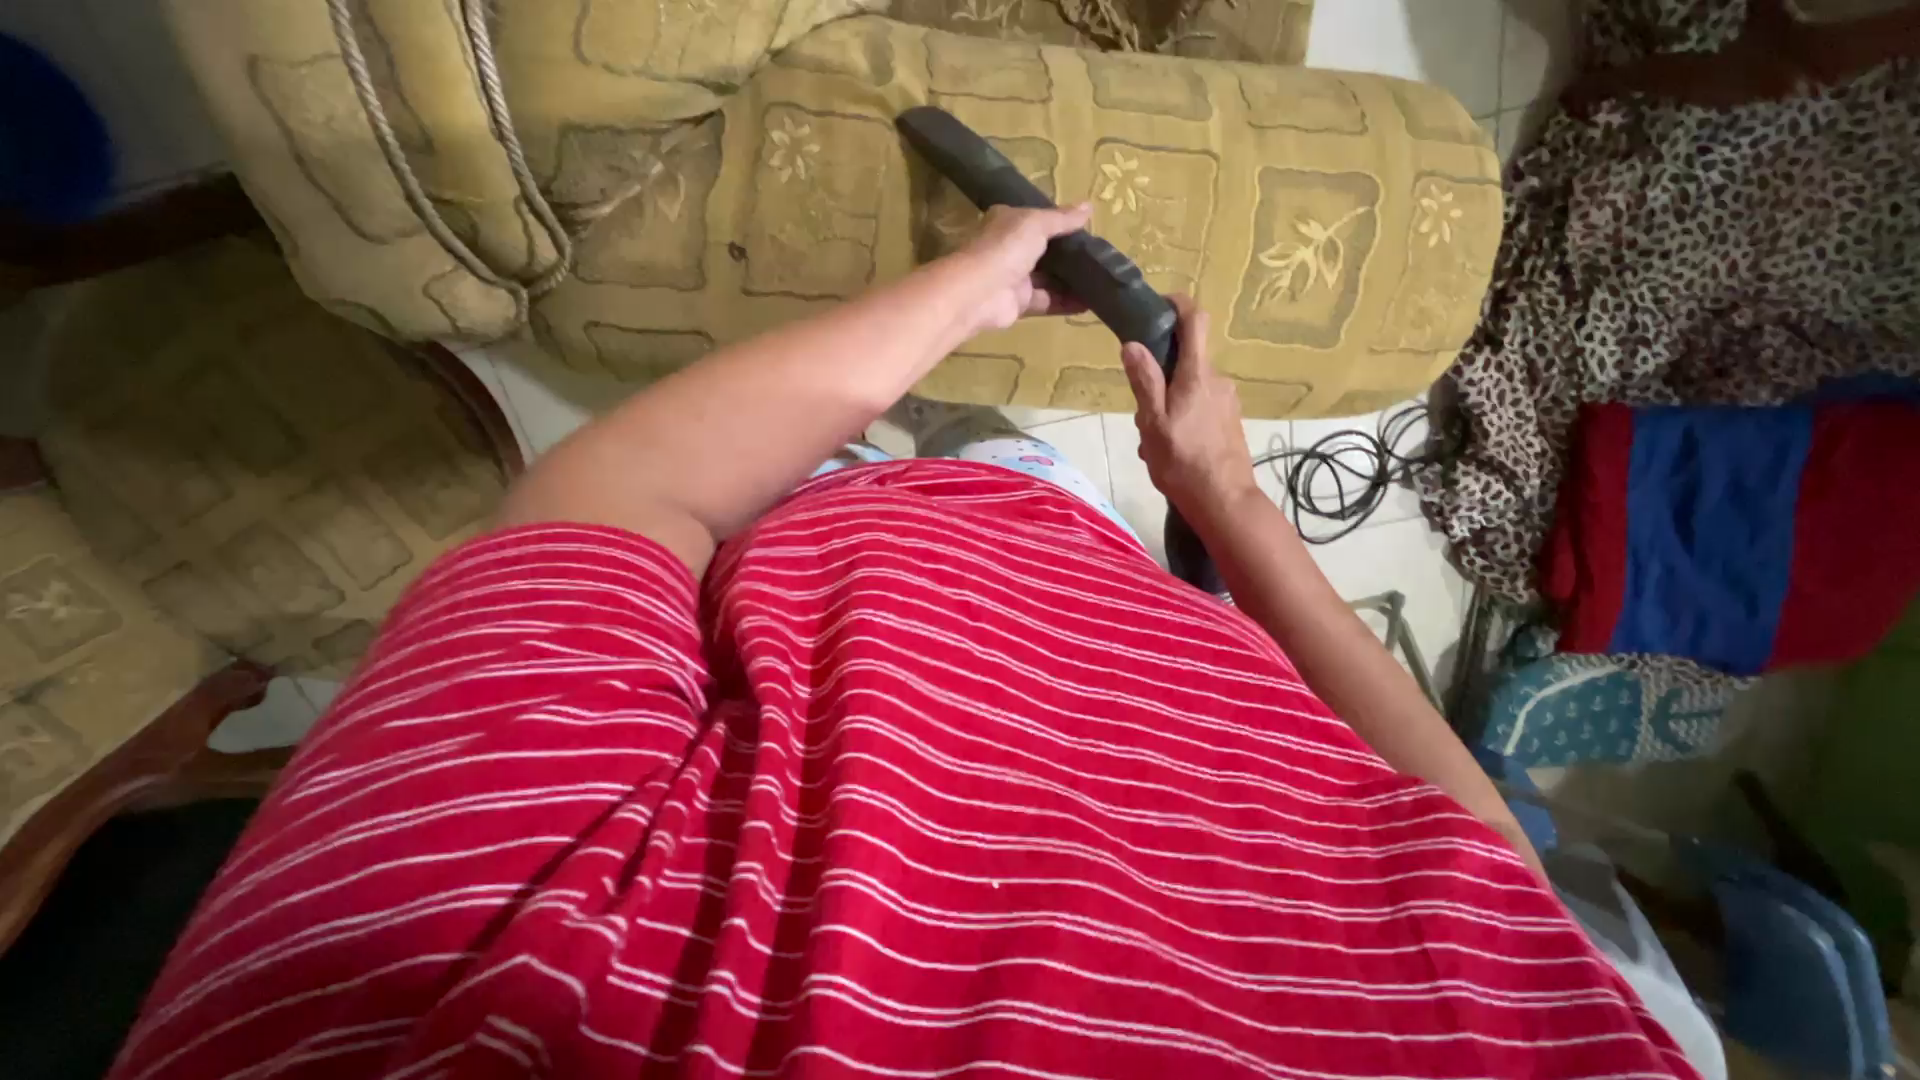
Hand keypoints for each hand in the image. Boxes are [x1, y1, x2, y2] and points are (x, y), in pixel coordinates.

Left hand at [947, 203, 1091, 336]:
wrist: (980, 291)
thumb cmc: (1006, 247)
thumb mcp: (1037, 223)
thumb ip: (1063, 218)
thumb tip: (1089, 207)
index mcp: (1008, 222)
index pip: (1036, 220)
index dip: (1058, 223)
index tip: (1085, 228)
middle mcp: (1009, 249)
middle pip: (1044, 251)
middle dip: (1069, 255)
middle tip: (1099, 257)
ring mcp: (1013, 278)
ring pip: (1047, 279)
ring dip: (1071, 281)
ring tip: (1100, 280)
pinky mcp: (1018, 304)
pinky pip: (1047, 301)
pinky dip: (1066, 302)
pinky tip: (1090, 303)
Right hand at [1117, 295, 1257, 521]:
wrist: (1224, 501)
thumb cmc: (1183, 462)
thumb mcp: (1153, 422)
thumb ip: (1144, 381)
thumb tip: (1132, 344)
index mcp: (1197, 375)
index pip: (1195, 320)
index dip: (1177, 304)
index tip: (1157, 305)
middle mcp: (1217, 380)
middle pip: (1185, 361)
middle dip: (1159, 377)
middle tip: (1141, 412)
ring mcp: (1227, 402)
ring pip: (1189, 389)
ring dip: (1167, 406)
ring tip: (1152, 442)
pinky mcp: (1230, 422)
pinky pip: (1199, 409)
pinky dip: (1181, 421)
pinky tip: (1170, 452)